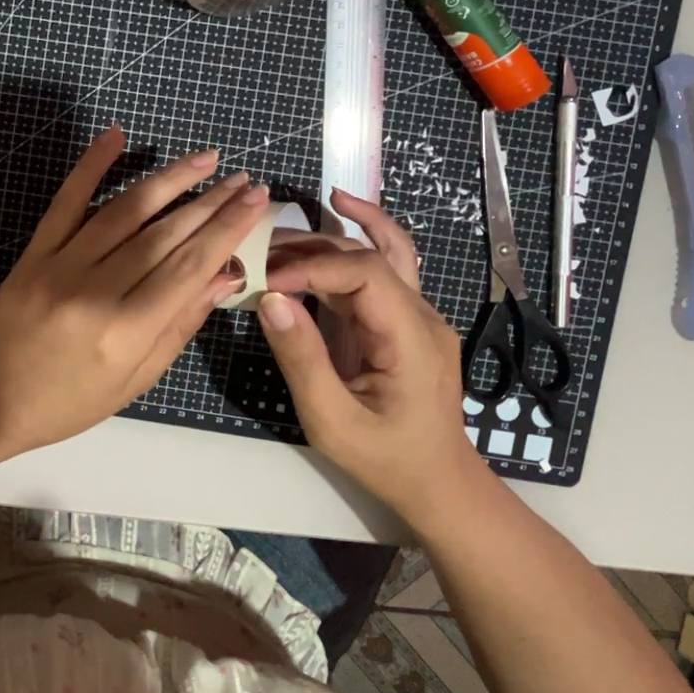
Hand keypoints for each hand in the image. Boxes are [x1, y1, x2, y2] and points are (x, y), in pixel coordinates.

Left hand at [0, 125, 271, 456]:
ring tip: (205, 158)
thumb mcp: (133, 382)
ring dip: (169, 179)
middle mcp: (95, 291)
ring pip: (124, 210)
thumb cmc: (65, 403)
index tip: (258, 201)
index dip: (228, 230)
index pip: (190, 267)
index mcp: (126, 331)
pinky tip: (115, 135)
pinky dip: (91, 165)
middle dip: (211, 202)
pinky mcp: (34, 251)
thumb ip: (178, 326)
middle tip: (244, 179)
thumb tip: (225, 276)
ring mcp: (60, 265)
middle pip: (164, 235)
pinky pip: (66, 201)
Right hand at [256, 192, 485, 519]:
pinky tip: (339, 207)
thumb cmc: (385, 459)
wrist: (439, 485)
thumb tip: (269, 298)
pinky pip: (381, 268)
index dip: (311, 264)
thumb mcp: (332, 419)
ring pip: (376, 252)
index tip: (265, 279)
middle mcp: (421, 314)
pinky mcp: (402, 320)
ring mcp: (417, 314)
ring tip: (274, 236)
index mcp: (410, 338)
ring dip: (326, 238)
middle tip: (255, 252)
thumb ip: (301, 357)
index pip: (363, 272)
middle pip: (367, 255)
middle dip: (308, 247)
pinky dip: (356, 237)